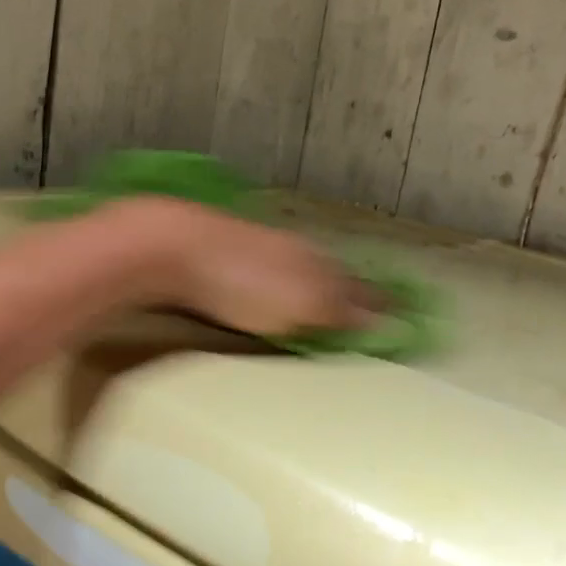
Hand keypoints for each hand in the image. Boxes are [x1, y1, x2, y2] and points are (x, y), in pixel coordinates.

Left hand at [122, 198, 380, 337]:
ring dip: (311, 287)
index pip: (357, 283)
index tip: (395, 317)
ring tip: (320, 308)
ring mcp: (256, 247)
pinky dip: (277, 285)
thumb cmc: (240, 281)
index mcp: (315, 259)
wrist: (170, 247)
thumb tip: (383, 318)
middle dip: (346, 293)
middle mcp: (292, 248)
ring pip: (295, 269)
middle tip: (362, 314)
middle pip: (328, 273)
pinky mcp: (223, 254)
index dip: (375, 303)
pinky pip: (263, 272)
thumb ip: (340, 308)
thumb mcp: (302, 302)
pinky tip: (269, 296)